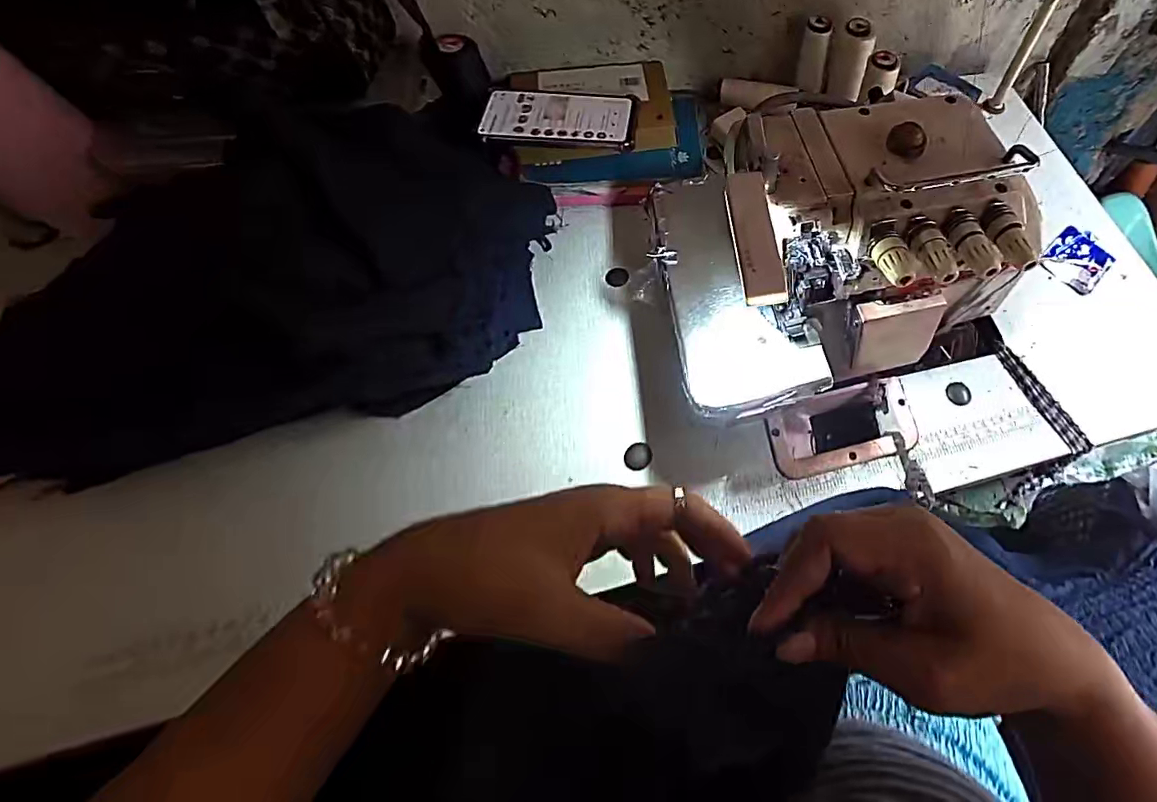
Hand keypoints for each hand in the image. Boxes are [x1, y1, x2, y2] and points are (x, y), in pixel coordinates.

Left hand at [354, 485, 751, 661]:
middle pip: (668, 516)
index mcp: (606, 508)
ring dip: (672, 558)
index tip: (741, 563)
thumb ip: (610, 631)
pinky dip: (643, 566)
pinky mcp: (562, 543)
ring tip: (692, 597)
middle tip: (727, 583)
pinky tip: (640, 595)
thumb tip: (660, 651)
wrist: (415, 574)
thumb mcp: (551, 611)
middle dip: (702, 544)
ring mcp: (580, 523)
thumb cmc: (486, 575)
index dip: (715, 531)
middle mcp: (599, 507)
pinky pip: (619, 546)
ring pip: (643, 533)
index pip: (679, 507)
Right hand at [748, 504, 1127, 719]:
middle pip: (826, 532)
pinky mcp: (909, 546)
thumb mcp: (919, 668)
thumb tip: (785, 642)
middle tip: (773, 630)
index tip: (764, 628)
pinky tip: (828, 614)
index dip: (788, 580)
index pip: (826, 539)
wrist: (1048, 656)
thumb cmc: (993, 662)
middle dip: (793, 578)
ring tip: (793, 626)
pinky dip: (834, 580)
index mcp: (910, 540)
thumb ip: (848, 645)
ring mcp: (907, 530)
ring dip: (811, 580)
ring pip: (836, 540)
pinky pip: (856, 551)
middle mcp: (903, 522)